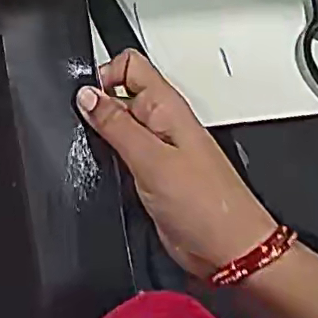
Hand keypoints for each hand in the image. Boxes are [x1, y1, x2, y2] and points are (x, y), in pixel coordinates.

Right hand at [76, 50, 279, 278]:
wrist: (231, 253)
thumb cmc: (210, 207)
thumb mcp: (151, 159)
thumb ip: (115, 124)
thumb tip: (86, 95)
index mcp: (165, 105)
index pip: (129, 64)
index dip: (104, 74)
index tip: (90, 100)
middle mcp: (161, 121)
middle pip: (117, 93)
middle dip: (100, 110)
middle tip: (101, 134)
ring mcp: (156, 146)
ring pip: (117, 125)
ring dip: (105, 138)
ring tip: (113, 158)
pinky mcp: (152, 171)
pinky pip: (122, 152)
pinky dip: (112, 160)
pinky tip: (117, 175)